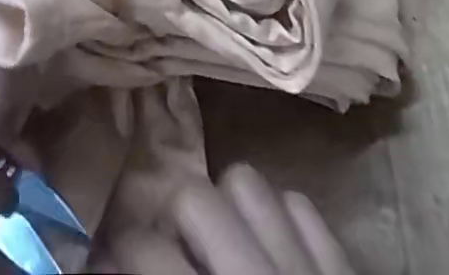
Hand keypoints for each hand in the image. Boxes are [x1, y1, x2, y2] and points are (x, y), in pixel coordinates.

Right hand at [108, 163, 355, 274]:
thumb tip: (102, 274)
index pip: (144, 251)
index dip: (112, 258)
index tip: (105, 268)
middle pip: (192, 197)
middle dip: (168, 224)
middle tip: (166, 258)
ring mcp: (307, 270)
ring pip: (246, 182)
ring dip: (224, 209)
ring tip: (219, 247)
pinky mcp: (346, 271)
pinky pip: (299, 205)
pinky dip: (279, 220)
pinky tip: (270, 253)